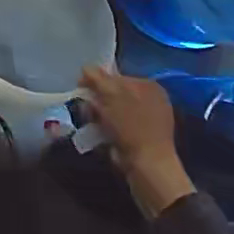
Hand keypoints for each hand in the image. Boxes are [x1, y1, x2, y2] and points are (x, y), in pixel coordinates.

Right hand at [79, 68, 194, 217]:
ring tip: (92, 124)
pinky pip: (114, 125)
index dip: (96, 81)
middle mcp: (149, 99)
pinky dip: (103, 128)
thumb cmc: (131, 126)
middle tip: (89, 110)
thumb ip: (97, 78)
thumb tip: (85, 69)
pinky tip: (99, 133)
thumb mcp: (111, 95)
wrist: (147, 165)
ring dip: (97, 115)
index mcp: (148, 85)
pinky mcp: (138, 137)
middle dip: (96, 100)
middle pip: (111, 92)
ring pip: (110, 109)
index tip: (83, 91)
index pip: (114, 75)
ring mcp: (145, 119)